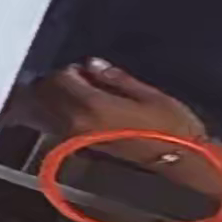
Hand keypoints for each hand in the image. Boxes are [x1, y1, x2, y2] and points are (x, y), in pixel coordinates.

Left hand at [24, 58, 207, 167]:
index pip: (60, 78)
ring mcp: (66, 129)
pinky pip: (49, 117)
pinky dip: (54, 108)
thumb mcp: (153, 97)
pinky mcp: (68, 139)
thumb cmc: (171, 126)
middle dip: (57, 81)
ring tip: (76, 93)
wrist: (177, 159)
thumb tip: (91, 63)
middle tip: (80, 80)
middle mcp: (71, 116)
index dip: (70, 70)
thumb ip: (117, 79)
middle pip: (46, 90)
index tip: (85, 70)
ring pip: (44, 104)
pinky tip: (73, 107)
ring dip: (53, 94)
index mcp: (91, 103)